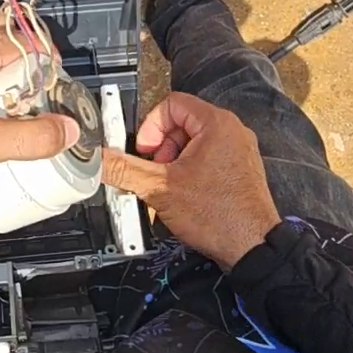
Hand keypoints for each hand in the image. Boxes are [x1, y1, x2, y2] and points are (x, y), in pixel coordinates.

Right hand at [102, 92, 281, 266]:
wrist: (252, 248)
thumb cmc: (217, 216)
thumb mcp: (159, 189)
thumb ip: (124, 169)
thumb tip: (100, 159)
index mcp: (216, 124)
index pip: (171, 103)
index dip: (150, 126)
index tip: (145, 151)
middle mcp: (232, 131)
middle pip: (180, 123)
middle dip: (161, 147)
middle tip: (156, 171)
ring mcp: (238, 150)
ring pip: (192, 142)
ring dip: (173, 161)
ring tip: (169, 187)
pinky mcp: (239, 169)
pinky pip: (207, 157)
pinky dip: (189, 170)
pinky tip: (184, 195)